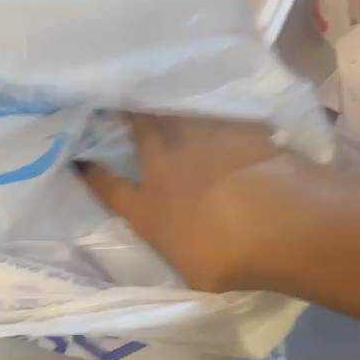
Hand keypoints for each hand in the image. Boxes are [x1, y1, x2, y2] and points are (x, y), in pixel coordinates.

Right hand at [80, 113, 308, 291]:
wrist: (280, 222)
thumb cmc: (227, 258)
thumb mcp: (190, 272)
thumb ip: (179, 248)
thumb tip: (176, 240)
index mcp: (150, 207)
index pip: (111, 188)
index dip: (93, 174)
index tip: (79, 161)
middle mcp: (169, 167)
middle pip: (143, 132)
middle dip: (128, 113)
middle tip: (121, 94)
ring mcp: (206, 142)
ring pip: (179, 112)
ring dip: (169, 100)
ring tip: (164, 87)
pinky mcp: (244, 129)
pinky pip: (223, 113)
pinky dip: (218, 108)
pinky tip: (222, 104)